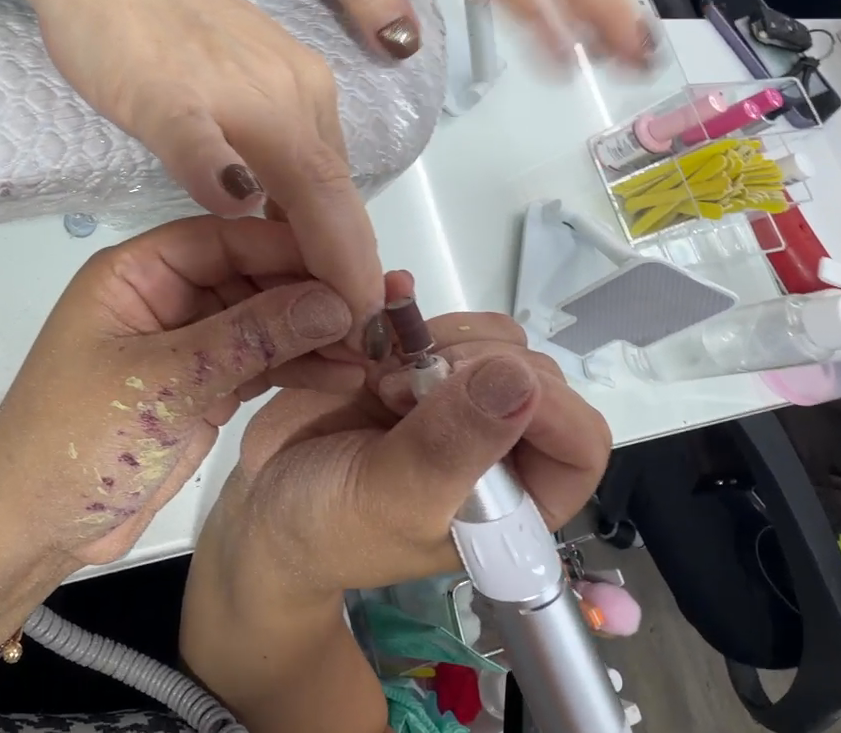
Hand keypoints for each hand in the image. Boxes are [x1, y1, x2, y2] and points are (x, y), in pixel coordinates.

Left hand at [0, 0, 386, 347]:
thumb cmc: (118, 41)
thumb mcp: (149, 104)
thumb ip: (199, 154)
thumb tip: (250, 205)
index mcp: (283, 112)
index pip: (332, 206)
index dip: (348, 267)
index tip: (363, 326)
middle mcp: (308, 96)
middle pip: (339, 194)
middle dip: (347, 259)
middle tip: (346, 327)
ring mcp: (296, 81)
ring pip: (324, 172)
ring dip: (327, 230)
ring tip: (318, 289)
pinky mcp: (277, 74)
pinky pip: (305, 149)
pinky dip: (303, 193)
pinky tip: (284, 217)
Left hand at [0, 215, 364, 567]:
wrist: (38, 527)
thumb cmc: (79, 440)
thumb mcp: (166, 381)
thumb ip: (250, 337)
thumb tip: (334, 300)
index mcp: (136, 272)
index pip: (223, 239)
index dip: (287, 248)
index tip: (351, 265)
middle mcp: (164, 297)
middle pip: (248, 277)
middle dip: (307, 294)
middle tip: (373, 312)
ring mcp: (186, 344)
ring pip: (260, 321)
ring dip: (310, 334)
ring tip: (370, 348)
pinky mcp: (201, 386)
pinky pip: (258, 363)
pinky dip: (296, 368)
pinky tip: (342, 373)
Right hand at [225, 308, 611, 598]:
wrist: (262, 502)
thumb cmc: (329, 523)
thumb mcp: (391, 497)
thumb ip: (450, 445)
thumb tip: (519, 378)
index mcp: (515, 497)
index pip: (578, 438)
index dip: (540, 403)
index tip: (464, 387)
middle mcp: (495, 444)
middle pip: (534, 375)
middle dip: (472, 367)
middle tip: (399, 391)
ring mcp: (452, 399)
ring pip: (489, 338)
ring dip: (437, 339)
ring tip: (379, 374)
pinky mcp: (409, 366)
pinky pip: (436, 321)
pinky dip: (407, 316)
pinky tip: (369, 337)